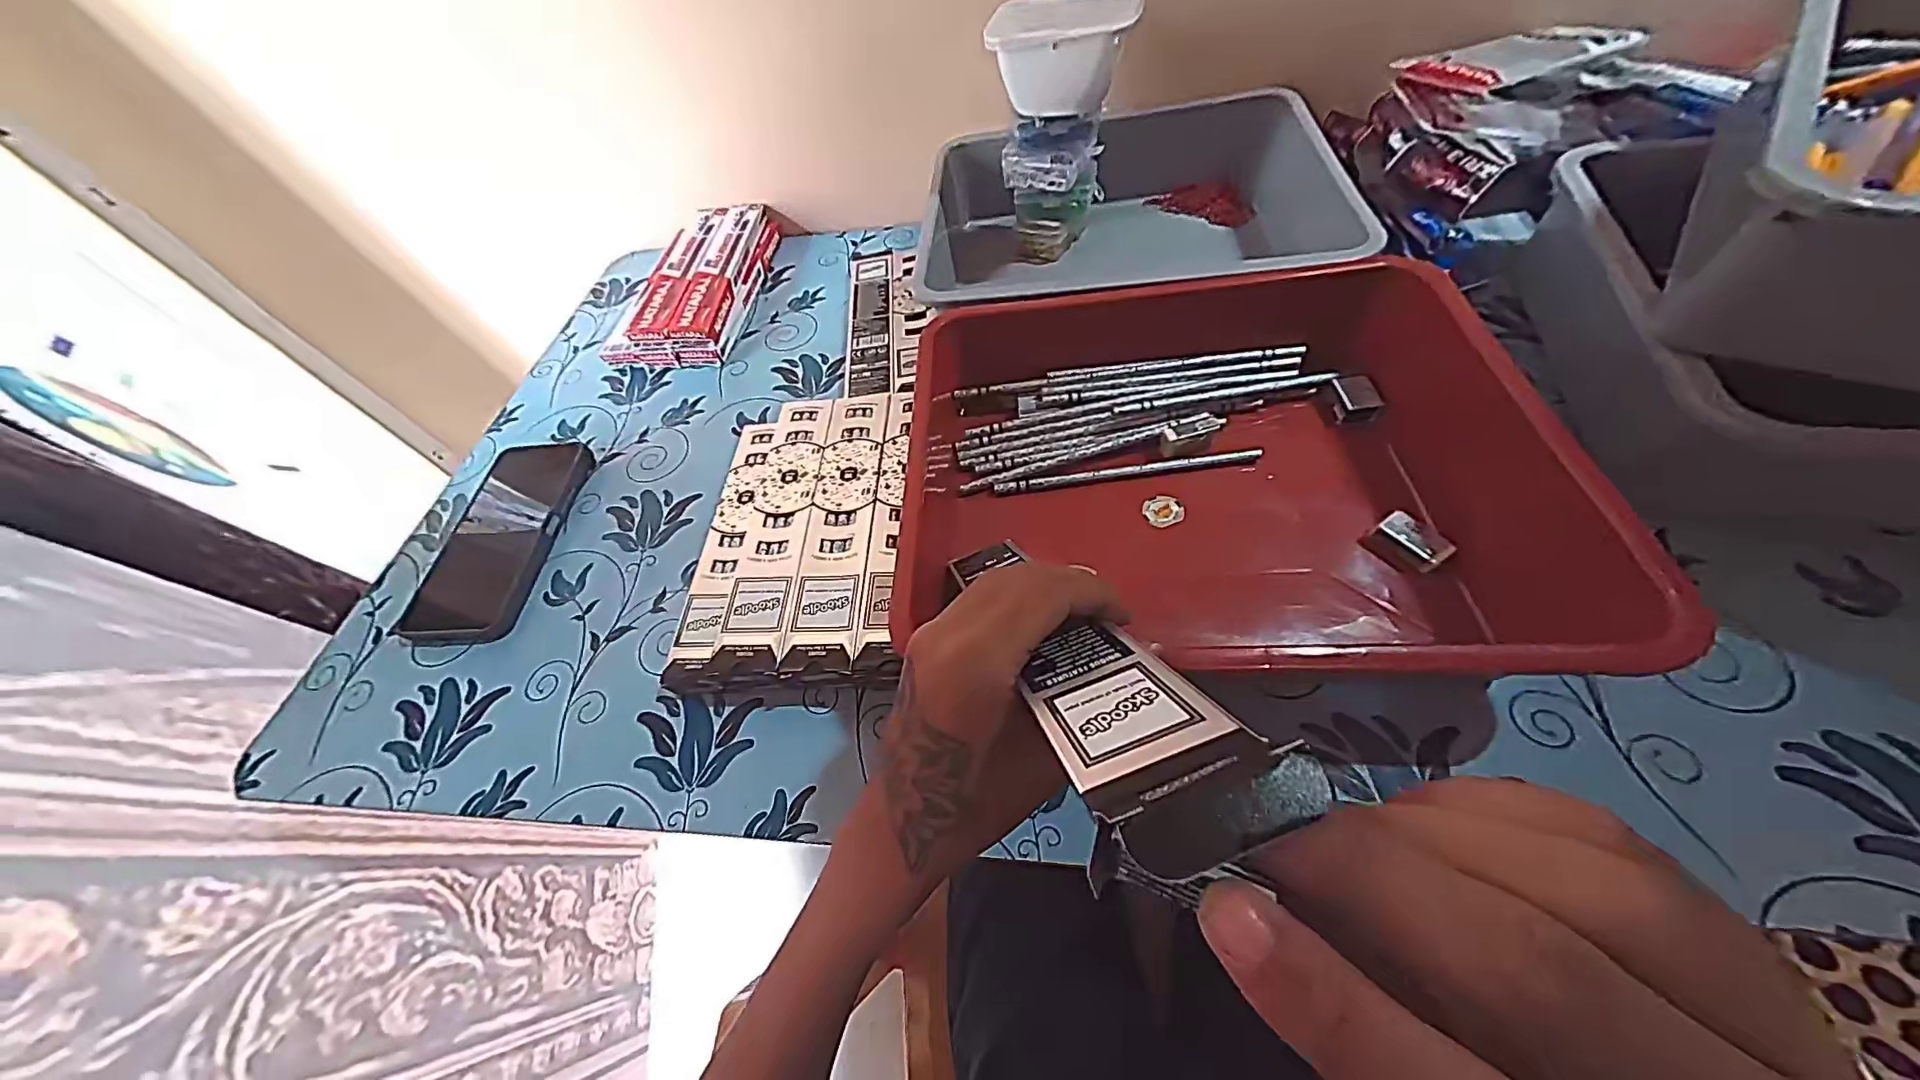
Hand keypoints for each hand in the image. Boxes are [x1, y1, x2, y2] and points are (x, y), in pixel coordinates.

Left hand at [874, 561, 1124, 894]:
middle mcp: (945, 636)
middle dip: (1071, 585)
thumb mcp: (1048, 755)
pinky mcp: (926, 641)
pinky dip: (1017, 599)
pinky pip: (979, 599)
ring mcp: (929, 635)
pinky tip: (1042, 625)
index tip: (1120, 613)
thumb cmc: (974, 801)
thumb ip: (1095, 700)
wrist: (910, 818)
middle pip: (1019, 578)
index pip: (1042, 593)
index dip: (1091, 593)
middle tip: (1107, 614)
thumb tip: (1139, 663)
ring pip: (996, 581)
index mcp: (974, 660)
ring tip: (1081, 617)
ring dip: (1043, 589)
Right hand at [1197, 777, 1851, 1079]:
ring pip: (1601, 895)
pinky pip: (1622, 846)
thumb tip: (1245, 915)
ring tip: (1354, 829)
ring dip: (1435, 833)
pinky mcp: (1767, 957)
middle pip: (1534, 977)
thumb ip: (1356, 1025)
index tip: (1227, 908)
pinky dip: (1499, 807)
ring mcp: (1779, 1036)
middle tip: (1276, 840)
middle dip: (1370, 876)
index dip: (1326, 995)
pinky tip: (1431, 812)